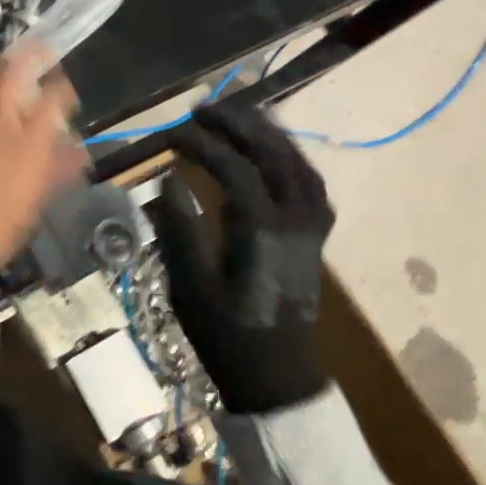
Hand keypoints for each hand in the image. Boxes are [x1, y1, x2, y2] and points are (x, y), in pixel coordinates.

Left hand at [0, 44, 87, 288]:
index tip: (66, 98)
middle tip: (39, 56)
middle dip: (31, 54)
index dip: (64, 89)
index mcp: (30, 143)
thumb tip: (76, 151)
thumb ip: (55, 174)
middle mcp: (0, 121)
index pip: (55, 96)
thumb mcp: (32, 211)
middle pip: (16, 67)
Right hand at [152, 101, 333, 413]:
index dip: (203, 143)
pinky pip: (310, 181)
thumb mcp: (190, 286)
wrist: (276, 375)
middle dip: (238, 124)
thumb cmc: (226, 333)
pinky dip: (290, 156)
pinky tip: (269, 150)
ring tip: (235, 115)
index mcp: (263, 232)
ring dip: (267, 133)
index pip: (235, 168)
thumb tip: (169, 179)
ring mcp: (312, 227)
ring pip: (298, 163)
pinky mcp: (316, 236)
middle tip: (201, 109)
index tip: (170, 133)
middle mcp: (295, 221)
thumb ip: (179, 228)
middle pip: (274, 155)